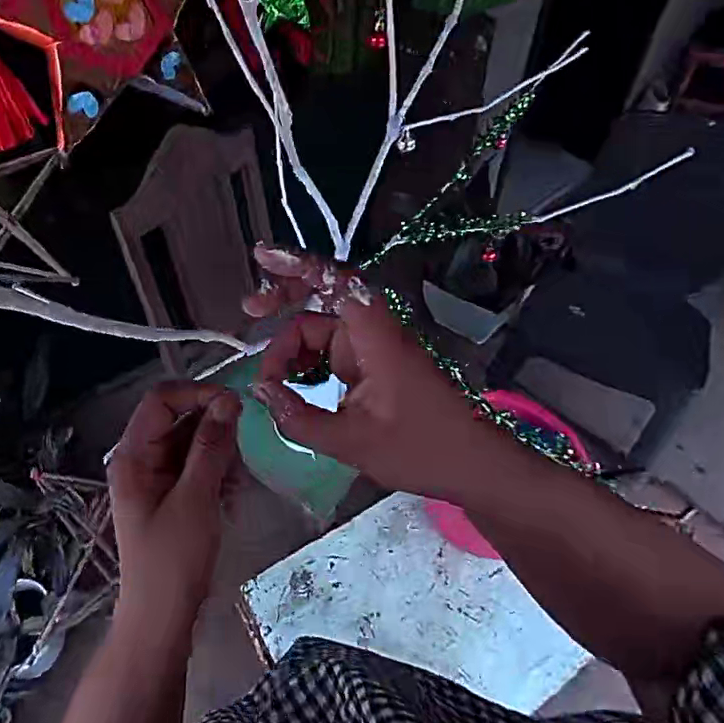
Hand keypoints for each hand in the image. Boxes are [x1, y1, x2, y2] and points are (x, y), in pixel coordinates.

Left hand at [106, 381, 240, 636]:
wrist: (160, 623)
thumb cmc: (172, 562)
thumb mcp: (196, 499)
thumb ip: (211, 447)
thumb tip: (229, 401)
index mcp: (133, 455)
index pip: (161, 399)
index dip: (197, 393)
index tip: (234, 405)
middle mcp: (140, 458)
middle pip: (178, 418)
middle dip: (213, 428)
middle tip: (241, 450)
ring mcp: (154, 477)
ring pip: (191, 442)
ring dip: (219, 454)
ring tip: (236, 482)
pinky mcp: (170, 494)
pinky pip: (195, 466)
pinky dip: (216, 473)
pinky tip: (232, 495)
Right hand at [243, 244, 514, 500]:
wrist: (474, 465)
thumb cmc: (423, 448)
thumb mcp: (352, 441)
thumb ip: (299, 417)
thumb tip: (260, 392)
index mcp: (374, 334)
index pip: (334, 281)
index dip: (298, 263)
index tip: (263, 257)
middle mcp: (371, 329)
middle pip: (321, 296)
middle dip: (283, 299)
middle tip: (249, 311)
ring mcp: (370, 345)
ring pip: (318, 329)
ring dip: (290, 348)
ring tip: (269, 381)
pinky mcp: (370, 362)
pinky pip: (328, 350)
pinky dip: (305, 363)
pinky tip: (289, 386)